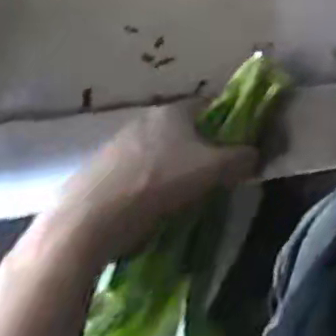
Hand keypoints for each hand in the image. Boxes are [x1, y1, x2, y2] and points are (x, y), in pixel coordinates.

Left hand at [39, 103, 256, 263]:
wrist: (79, 230)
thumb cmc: (156, 186)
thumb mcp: (215, 170)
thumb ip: (244, 157)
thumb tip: (256, 155)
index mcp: (173, 111)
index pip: (212, 104)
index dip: (229, 121)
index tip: (237, 143)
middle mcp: (141, 121)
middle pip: (182, 130)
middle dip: (198, 148)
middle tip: (209, 172)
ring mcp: (109, 148)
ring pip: (153, 153)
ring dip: (166, 169)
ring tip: (174, 197)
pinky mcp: (87, 178)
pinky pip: (126, 176)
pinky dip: (138, 188)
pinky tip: (141, 210)